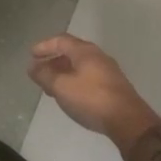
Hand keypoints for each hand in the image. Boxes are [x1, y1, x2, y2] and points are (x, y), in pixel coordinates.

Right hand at [28, 33, 158, 144]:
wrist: (128, 120)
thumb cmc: (91, 99)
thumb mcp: (61, 86)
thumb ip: (44, 75)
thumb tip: (33, 67)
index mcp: (85, 52)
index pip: (61, 40)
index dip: (45, 46)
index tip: (32, 55)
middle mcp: (98, 56)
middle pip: (71, 52)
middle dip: (53, 60)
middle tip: (40, 70)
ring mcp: (108, 71)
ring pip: (80, 66)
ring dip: (63, 72)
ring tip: (51, 85)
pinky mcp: (113, 86)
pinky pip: (88, 77)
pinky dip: (74, 81)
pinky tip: (69, 95)